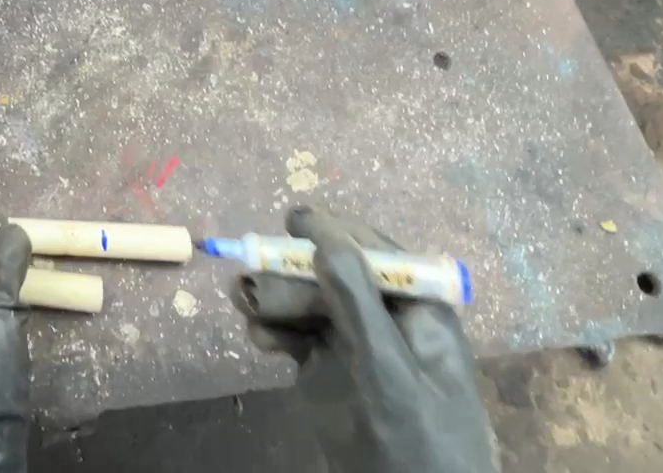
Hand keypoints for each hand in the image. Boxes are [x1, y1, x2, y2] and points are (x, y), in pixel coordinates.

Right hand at [231, 207, 497, 472]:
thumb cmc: (417, 441)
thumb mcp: (389, 369)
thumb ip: (356, 300)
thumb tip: (323, 233)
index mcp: (415, 308)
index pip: (372, 251)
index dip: (332, 232)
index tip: (292, 222)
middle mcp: (380, 315)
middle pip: (326, 271)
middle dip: (288, 274)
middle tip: (253, 289)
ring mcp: (349, 340)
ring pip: (302, 297)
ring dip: (271, 297)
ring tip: (246, 309)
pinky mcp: (322, 365)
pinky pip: (290, 330)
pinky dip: (270, 328)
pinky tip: (260, 342)